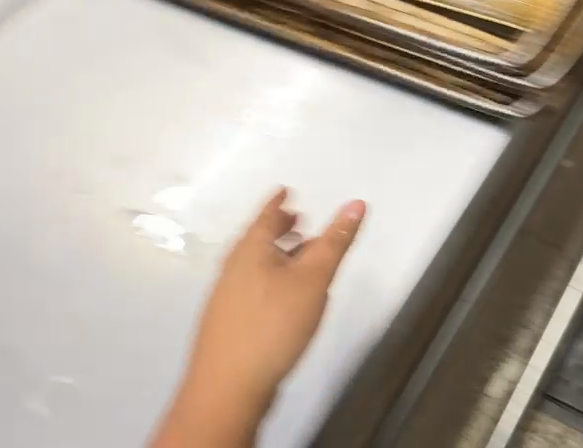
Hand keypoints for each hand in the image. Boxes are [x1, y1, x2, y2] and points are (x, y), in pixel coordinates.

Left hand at [152, 189, 365, 447]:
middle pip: (256, 241)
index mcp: (249, 253)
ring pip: (254, 265)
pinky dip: (270, 276)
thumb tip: (356, 204)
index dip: (277, 202)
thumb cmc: (272, 325)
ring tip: (299, 253)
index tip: (284, 190)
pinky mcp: (228, 326)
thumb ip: (336, 240)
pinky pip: (252, 286)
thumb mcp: (315, 278)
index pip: (265, 217)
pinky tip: (286, 293)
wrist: (226, 393)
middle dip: (278, 228)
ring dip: (277, 253)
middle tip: (297, 218)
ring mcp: (226, 301)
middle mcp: (232, 272)